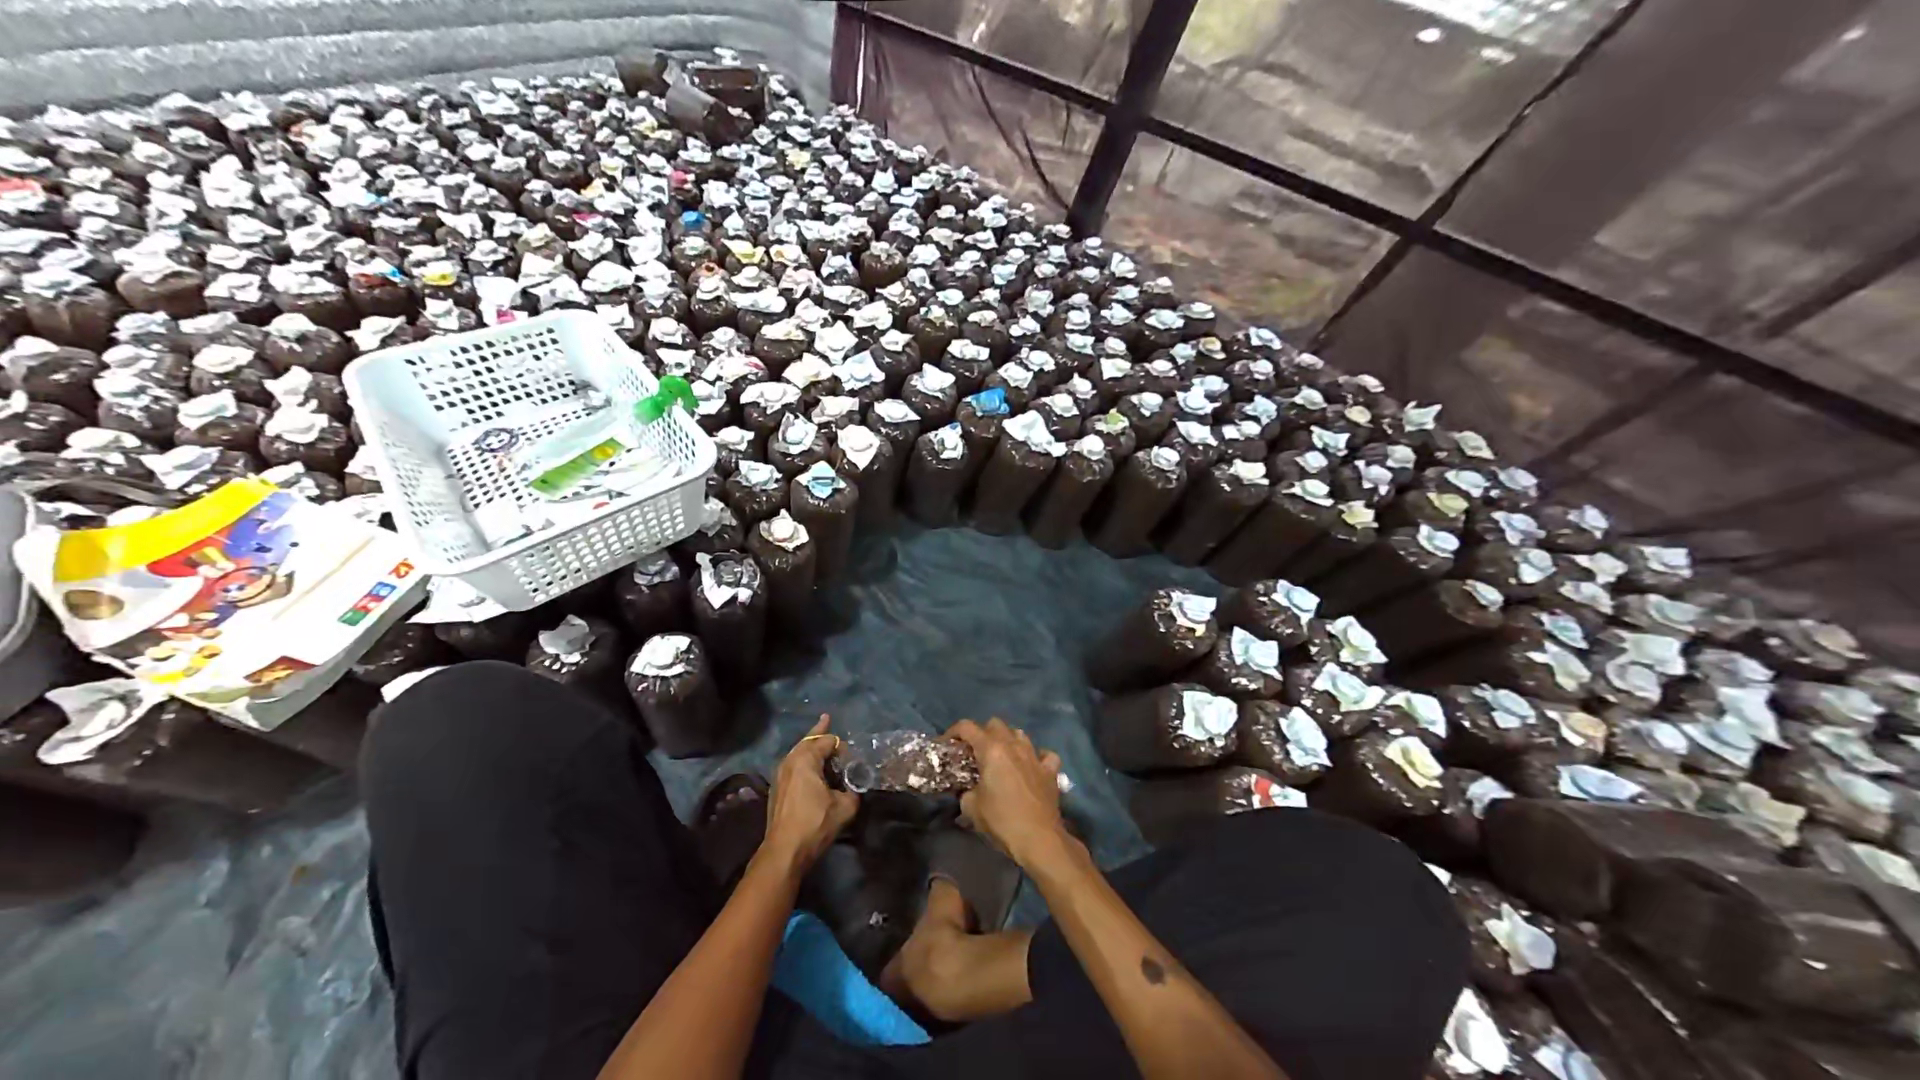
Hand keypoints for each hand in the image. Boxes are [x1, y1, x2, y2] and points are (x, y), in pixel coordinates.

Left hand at [761, 715, 858, 877]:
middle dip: (819, 733)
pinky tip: (811, 768)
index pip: (827, 741)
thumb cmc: (815, 823)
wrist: (784, 851)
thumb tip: (854, 787)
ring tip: (820, 741)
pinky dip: (804, 761)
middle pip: (807, 741)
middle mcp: (789, 761)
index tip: (853, 758)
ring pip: (797, 753)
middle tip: (827, 720)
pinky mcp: (777, 789)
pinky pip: (793, 766)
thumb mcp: (845, 806)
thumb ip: (853, 790)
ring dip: (810, 748)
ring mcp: (779, 775)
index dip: (842, 746)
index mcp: (805, 759)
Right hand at [947, 718, 1073, 869]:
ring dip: (1008, 741)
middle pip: (995, 724)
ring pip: (1019, 734)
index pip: (967, 727)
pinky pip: (1044, 754)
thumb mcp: (971, 808)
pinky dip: (1036, 757)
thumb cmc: (1001, 820)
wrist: (1038, 839)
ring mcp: (1035, 756)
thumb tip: (968, 791)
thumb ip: (965, 792)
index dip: (953, 732)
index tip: (947, 744)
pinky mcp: (1051, 771)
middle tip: (974, 752)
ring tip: (1001, 757)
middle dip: (982, 733)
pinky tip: (1031, 767)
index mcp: (991, 750)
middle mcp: (1014, 746)